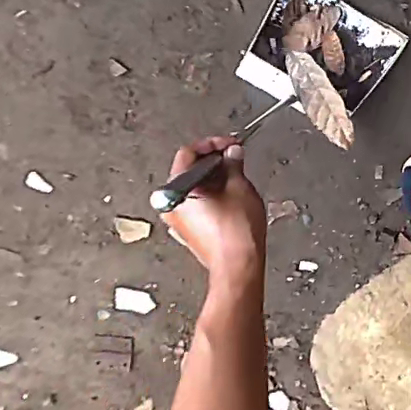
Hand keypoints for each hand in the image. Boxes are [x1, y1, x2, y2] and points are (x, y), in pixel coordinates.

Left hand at [161, 136, 265, 279]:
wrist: (238, 265)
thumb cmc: (236, 234)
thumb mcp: (240, 187)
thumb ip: (233, 164)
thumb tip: (233, 153)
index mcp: (177, 190)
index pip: (188, 153)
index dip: (213, 144)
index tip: (230, 144)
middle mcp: (170, 204)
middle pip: (188, 170)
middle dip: (214, 161)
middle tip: (234, 157)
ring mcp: (177, 220)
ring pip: (193, 187)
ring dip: (213, 177)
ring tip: (236, 176)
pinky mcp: (187, 230)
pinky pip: (195, 204)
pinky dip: (211, 195)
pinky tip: (230, 196)